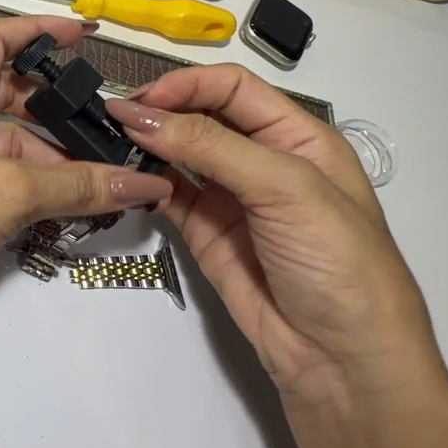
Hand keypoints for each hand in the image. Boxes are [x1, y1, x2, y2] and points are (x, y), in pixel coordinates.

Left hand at [0, 15, 170, 334]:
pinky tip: (72, 204)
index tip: (86, 35)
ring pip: (8, 138)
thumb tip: (142, 184)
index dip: (39, 28)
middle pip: (8, 90)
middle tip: (110, 125)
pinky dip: (34, 181)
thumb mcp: (9, 195)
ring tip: (107, 178)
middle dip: (59, 105)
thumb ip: (78, 185)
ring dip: (53, 154)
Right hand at [105, 65, 438, 406]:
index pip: (233, 88)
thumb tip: (136, 115)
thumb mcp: (286, 190)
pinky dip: (143, 181)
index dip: (186, 86)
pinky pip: (165, 192)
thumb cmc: (337, 263)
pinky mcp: (203, 230)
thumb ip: (210, 146)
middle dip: (159, 111)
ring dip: (144, 143)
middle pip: (200, 115)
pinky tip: (125, 177)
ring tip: (105, 141)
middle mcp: (261, 159)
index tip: (141, 100)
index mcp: (298, 137)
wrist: (342, 362)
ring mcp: (229, 196)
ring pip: (177, 152)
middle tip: (110, 117)